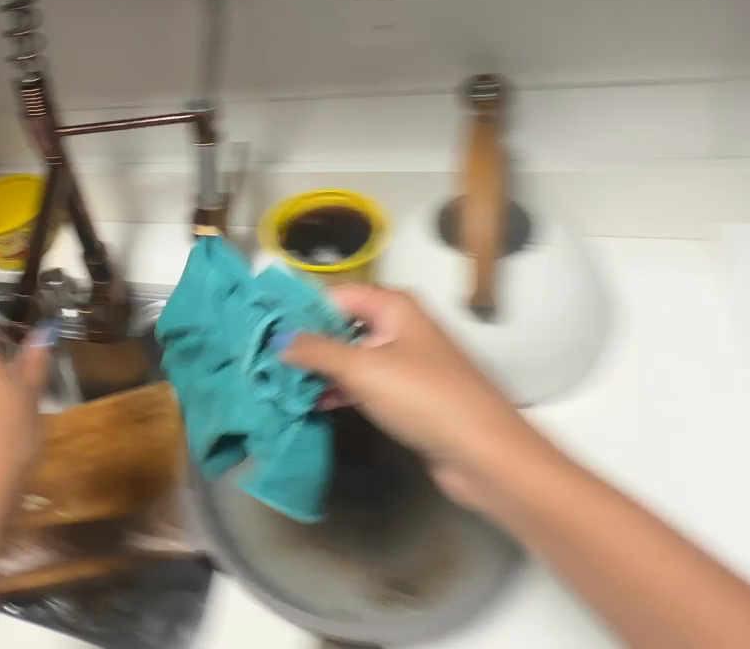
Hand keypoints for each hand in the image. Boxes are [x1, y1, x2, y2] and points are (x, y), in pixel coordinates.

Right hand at [281, 285, 550, 506]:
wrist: (487, 456)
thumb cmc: (425, 398)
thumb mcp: (362, 369)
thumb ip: (316, 350)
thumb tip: (278, 338)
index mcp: (392, 305)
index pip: (332, 294)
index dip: (298, 308)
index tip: (262, 325)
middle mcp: (399, 324)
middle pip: (341, 323)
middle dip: (306, 340)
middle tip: (264, 356)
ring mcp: (406, 360)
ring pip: (351, 354)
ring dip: (321, 368)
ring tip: (279, 381)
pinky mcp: (410, 394)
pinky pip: (365, 382)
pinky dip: (341, 389)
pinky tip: (313, 402)